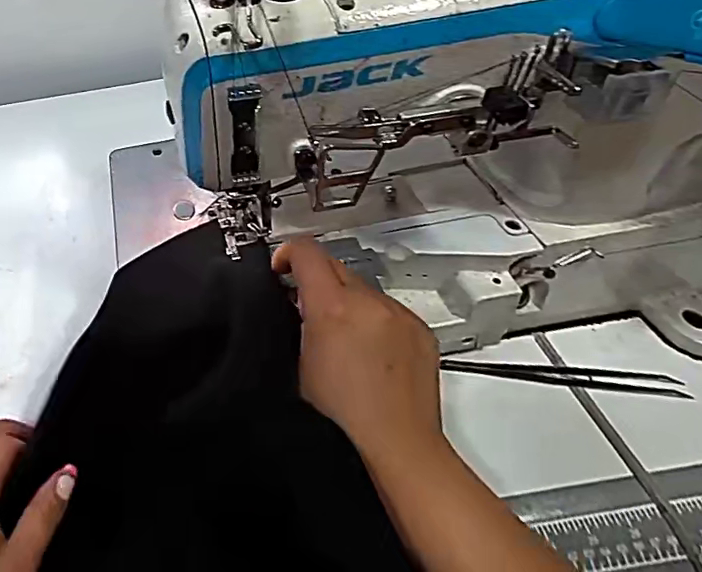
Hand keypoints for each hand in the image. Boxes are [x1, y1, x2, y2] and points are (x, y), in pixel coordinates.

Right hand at [272, 235, 444, 465]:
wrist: (398, 448)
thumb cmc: (345, 421)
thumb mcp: (299, 364)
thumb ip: (297, 321)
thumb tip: (297, 301)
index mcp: (333, 307)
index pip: (305, 252)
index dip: (287, 255)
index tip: (282, 267)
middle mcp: (369, 302)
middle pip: (334, 266)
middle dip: (317, 281)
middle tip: (307, 308)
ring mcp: (398, 314)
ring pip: (363, 287)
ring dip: (348, 301)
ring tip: (343, 340)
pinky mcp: (419, 328)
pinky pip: (389, 308)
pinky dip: (376, 320)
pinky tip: (371, 353)